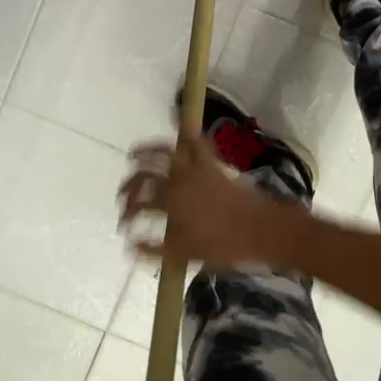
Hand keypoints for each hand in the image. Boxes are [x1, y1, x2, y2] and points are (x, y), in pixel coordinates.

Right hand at [117, 137, 292, 268]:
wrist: (258, 228)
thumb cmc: (222, 245)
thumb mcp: (186, 254)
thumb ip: (154, 249)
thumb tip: (130, 246)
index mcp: (169, 202)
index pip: (138, 203)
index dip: (126, 212)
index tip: (123, 223)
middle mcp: (177, 181)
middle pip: (144, 175)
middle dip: (129, 184)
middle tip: (123, 193)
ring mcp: (194, 169)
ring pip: (164, 152)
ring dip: (147, 150)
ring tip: (136, 153)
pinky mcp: (211, 164)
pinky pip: (197, 144)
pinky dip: (188, 133)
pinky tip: (182, 126)